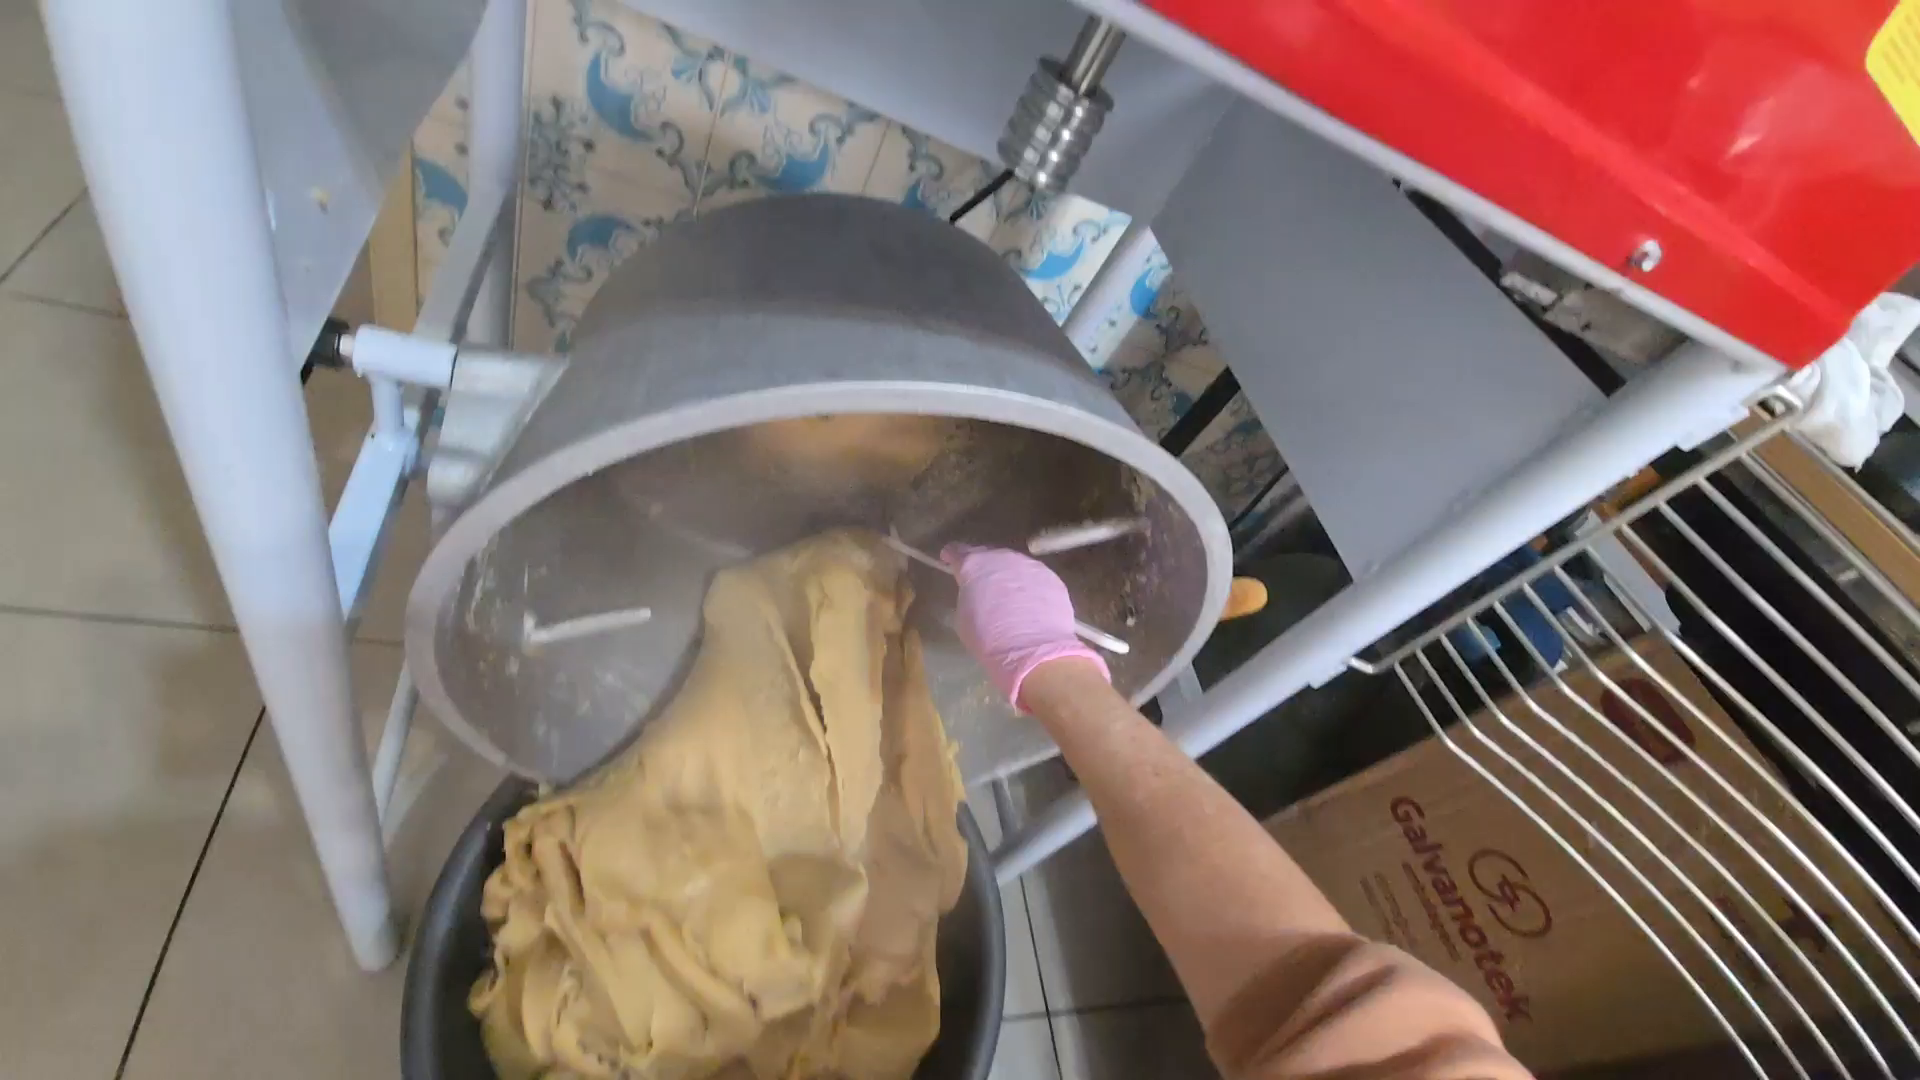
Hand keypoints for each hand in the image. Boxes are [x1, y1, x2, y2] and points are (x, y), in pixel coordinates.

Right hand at [940, 545, 1109, 710]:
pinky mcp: (1051, 578)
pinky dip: (1030, 588)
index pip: (957, 551)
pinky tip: (1030, 605)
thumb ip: (968, 596)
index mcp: (974, 564)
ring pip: (1014, 565)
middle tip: (981, 583)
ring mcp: (1030, 565)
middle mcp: (1002, 557)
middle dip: (983, 566)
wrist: (1033, 651)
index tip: (949, 559)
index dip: (952, 555)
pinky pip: (1035, 579)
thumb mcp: (963, 617)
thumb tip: (976, 594)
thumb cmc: (987, 637)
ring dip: (1008, 576)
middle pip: (988, 555)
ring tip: (1008, 597)